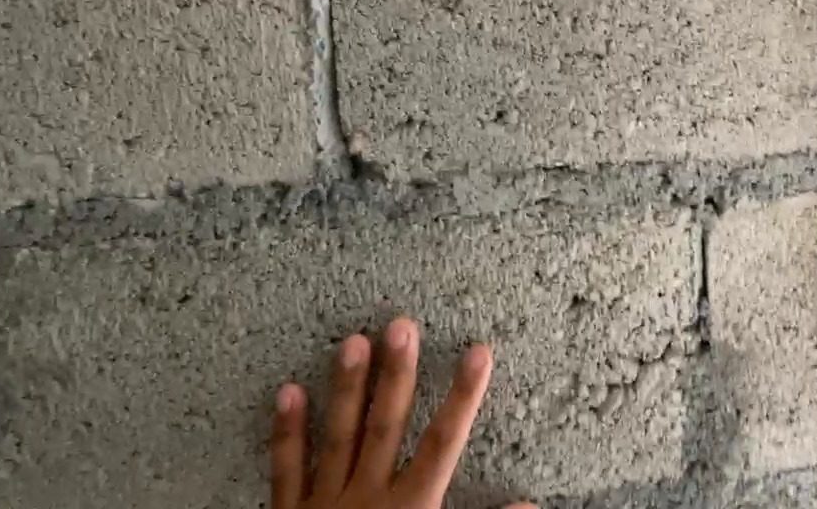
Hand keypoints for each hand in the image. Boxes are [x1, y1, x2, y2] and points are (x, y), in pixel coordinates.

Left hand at [269, 319, 530, 508]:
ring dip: (346, 390)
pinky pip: (285, 472)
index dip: (463, 396)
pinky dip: (285, 433)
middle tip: (401, 325)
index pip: (444, 442)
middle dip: (396, 377)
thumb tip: (531, 504)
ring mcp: (325, 505)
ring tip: (350, 341)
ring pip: (337, 438)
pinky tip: (286, 391)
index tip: (480, 350)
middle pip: (385, 428)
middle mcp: (367, 499)